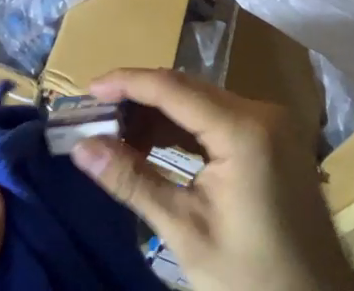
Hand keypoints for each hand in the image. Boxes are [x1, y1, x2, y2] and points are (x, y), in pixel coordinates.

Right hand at [70, 68, 353, 290]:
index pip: (170, 87)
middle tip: (94, 118)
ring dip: (157, 115)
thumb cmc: (254, 277)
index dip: (124, 83)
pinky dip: (182, 129)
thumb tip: (80, 148)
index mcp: (244, 130)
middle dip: (136, 100)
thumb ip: (132, 181)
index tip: (85, 92)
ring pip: (199, 102)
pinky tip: (153, 146)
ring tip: (116, 135)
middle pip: (184, 89)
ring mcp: (271, 126)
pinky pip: (217, 119)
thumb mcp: (185, 230)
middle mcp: (261, 113)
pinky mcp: (273, 142)